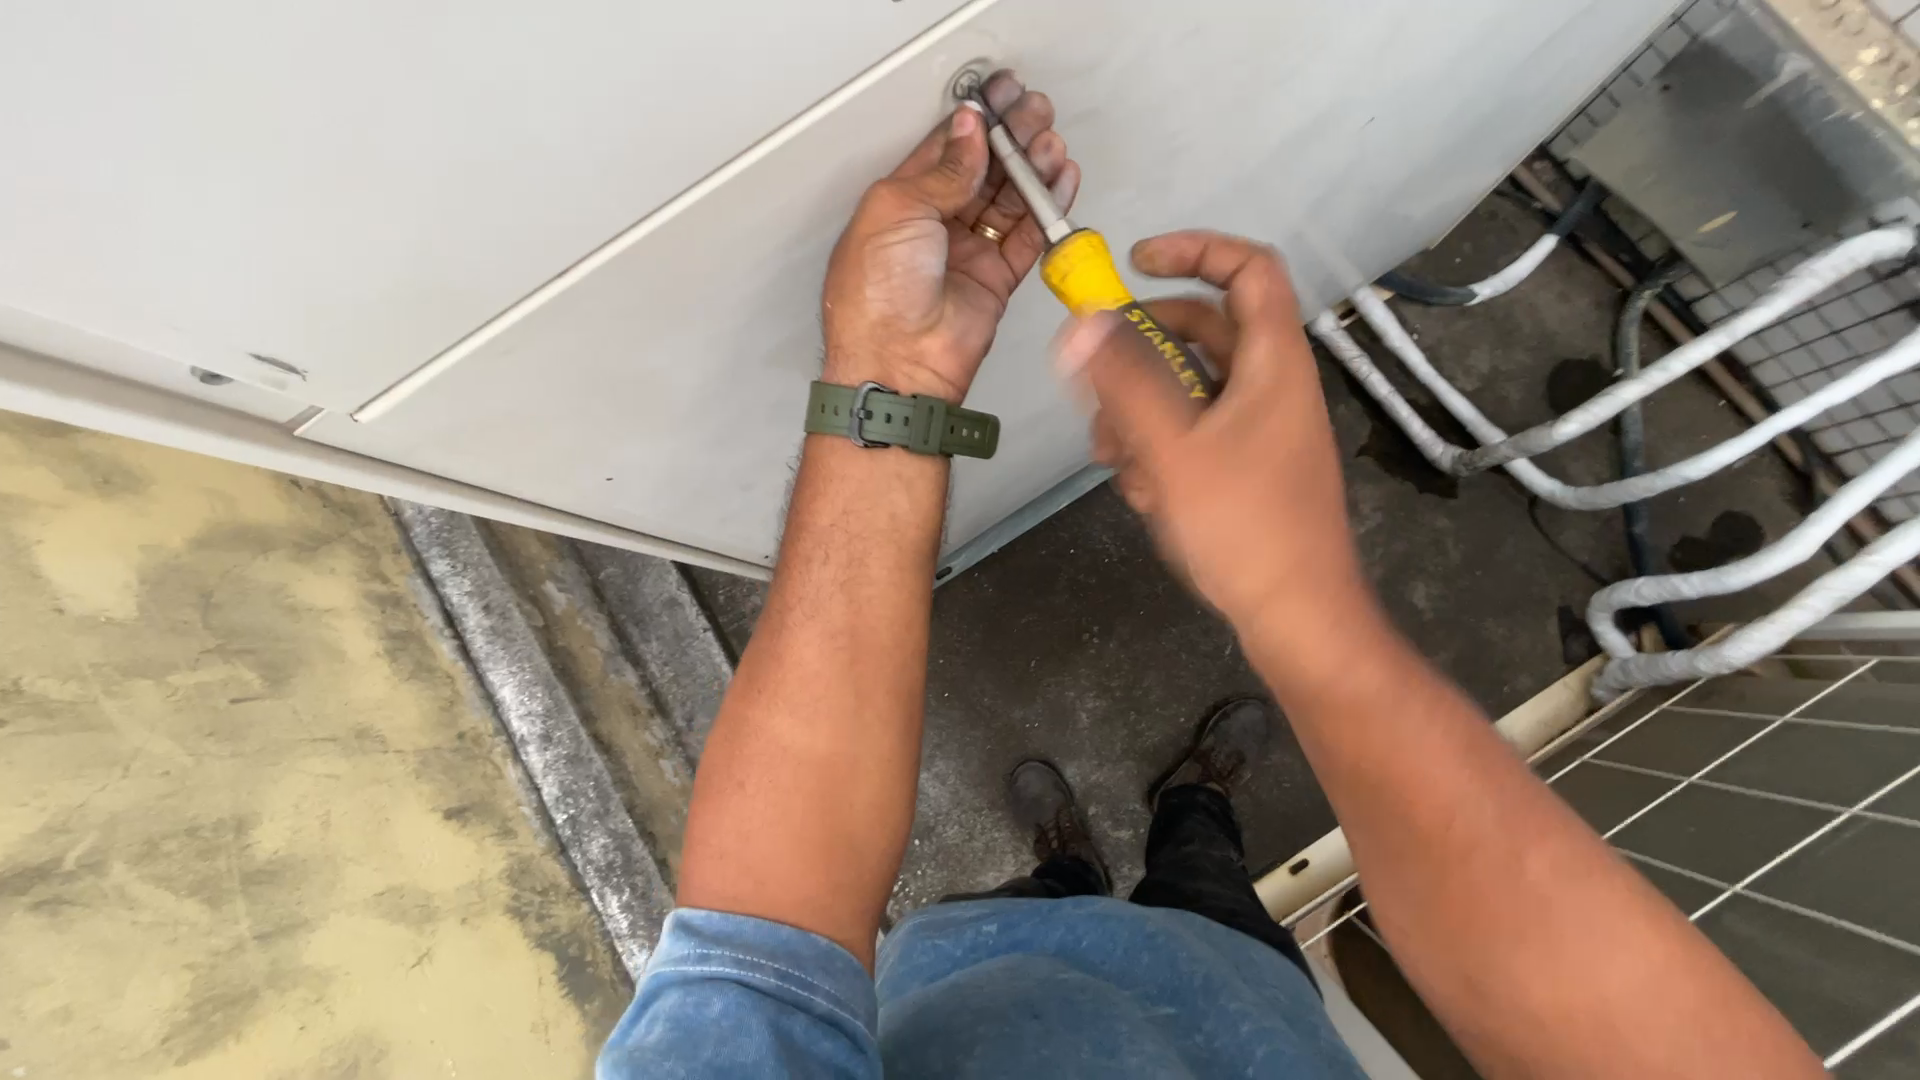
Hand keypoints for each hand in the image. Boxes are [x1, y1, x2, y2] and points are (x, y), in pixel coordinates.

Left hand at [821, 71, 1079, 402]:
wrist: (899, 362)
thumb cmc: (878, 294)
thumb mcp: (899, 209)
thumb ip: (943, 169)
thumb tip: (968, 132)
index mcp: (901, 204)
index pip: (944, 150)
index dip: (973, 121)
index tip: (999, 95)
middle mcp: (934, 227)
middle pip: (980, 171)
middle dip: (1009, 139)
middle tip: (1032, 111)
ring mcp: (966, 254)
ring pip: (1007, 201)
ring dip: (1030, 169)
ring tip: (1049, 142)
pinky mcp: (994, 282)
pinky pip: (1026, 238)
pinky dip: (1045, 209)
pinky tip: (1059, 180)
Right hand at [1055, 231, 1381, 670]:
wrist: (1295, 614)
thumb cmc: (1243, 526)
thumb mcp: (1173, 449)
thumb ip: (1124, 382)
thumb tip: (1080, 322)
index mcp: (1271, 362)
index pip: (1246, 268)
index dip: (1194, 250)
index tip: (1135, 265)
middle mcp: (1269, 385)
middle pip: (1201, 334)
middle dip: (1141, 354)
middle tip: (1097, 382)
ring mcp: (1258, 429)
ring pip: (1188, 390)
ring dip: (1141, 412)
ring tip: (1114, 458)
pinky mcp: (1245, 466)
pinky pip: (1194, 433)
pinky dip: (1161, 448)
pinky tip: (1144, 490)